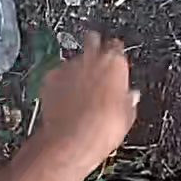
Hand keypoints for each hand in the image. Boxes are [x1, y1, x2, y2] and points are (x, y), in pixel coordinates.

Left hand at [30, 31, 137, 176]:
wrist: (73, 140)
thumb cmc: (103, 128)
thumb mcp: (127, 115)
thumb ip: (128, 99)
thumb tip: (130, 96)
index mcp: (115, 62)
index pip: (117, 46)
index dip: (116, 55)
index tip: (116, 64)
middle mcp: (91, 58)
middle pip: (92, 41)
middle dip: (94, 48)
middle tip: (97, 66)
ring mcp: (69, 66)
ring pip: (74, 60)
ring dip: (77, 70)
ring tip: (80, 91)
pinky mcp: (50, 78)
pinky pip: (57, 75)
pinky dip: (60, 83)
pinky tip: (65, 99)